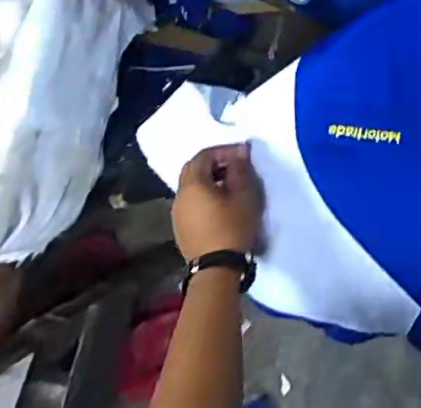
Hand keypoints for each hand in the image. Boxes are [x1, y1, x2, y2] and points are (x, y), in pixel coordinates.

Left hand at [172, 144, 261, 262]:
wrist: (217, 270)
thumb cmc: (232, 226)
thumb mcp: (243, 194)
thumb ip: (240, 168)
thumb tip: (239, 151)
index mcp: (192, 185)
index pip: (204, 156)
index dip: (224, 150)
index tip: (242, 155)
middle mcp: (179, 196)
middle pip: (193, 169)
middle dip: (214, 163)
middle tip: (234, 166)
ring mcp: (177, 214)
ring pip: (191, 186)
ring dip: (209, 179)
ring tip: (230, 185)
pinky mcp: (181, 228)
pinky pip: (190, 202)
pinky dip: (204, 195)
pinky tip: (220, 204)